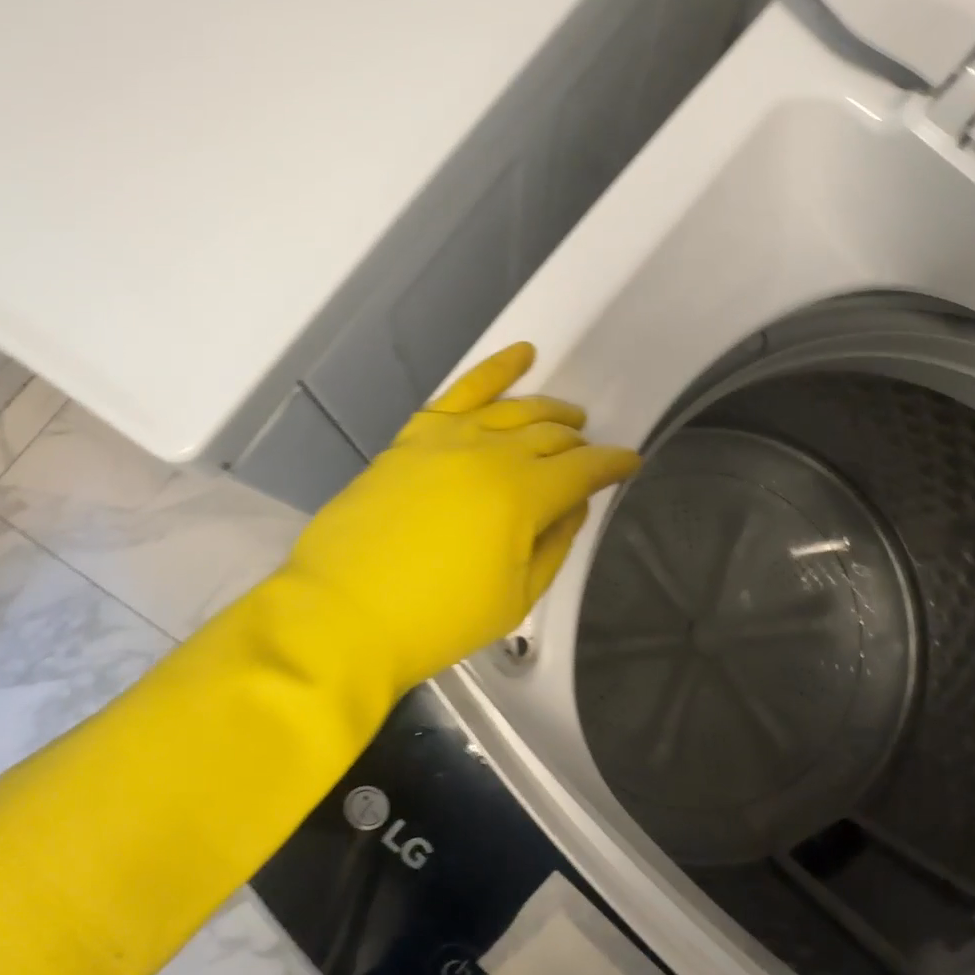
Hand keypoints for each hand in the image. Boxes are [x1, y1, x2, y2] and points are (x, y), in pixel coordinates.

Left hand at [280, 342, 640, 691]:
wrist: (344, 614)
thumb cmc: (437, 619)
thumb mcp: (516, 597)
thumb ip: (554, 544)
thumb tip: (574, 506)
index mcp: (523, 494)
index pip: (583, 470)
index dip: (612, 466)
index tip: (630, 464)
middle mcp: (490, 453)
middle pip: (549, 436)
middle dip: (579, 445)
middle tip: (590, 458)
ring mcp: (448, 439)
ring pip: (513, 409)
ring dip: (548, 410)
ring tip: (570, 417)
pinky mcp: (414, 437)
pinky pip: (460, 392)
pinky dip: (494, 370)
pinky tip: (521, 355)